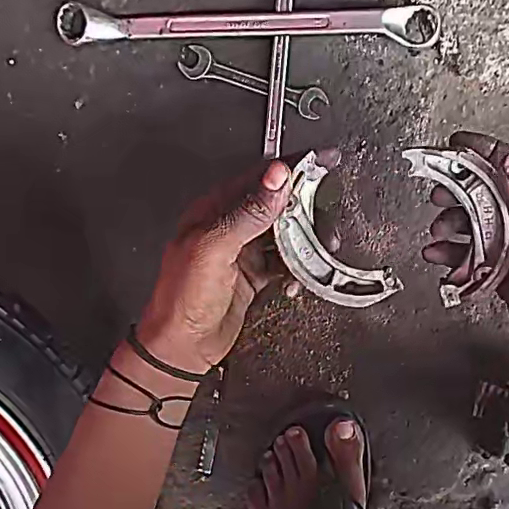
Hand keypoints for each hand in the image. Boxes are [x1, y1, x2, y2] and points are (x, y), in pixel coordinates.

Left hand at [136, 155, 306, 371]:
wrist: (182, 347)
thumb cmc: (183, 299)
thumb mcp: (215, 248)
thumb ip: (248, 212)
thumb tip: (277, 178)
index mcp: (215, 209)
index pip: (260, 177)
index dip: (293, 168)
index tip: (323, 160)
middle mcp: (230, 226)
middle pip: (278, 204)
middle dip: (306, 209)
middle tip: (327, 217)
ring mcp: (243, 251)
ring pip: (285, 233)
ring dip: (304, 241)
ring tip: (317, 250)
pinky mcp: (253, 275)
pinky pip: (284, 262)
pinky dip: (296, 269)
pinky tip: (295, 280)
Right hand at [422, 132, 508, 394]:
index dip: (490, 156)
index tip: (457, 147)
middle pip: (497, 197)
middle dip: (465, 192)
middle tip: (439, 193)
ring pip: (482, 227)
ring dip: (456, 226)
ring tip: (438, 232)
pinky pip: (477, 258)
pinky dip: (457, 257)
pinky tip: (443, 260)